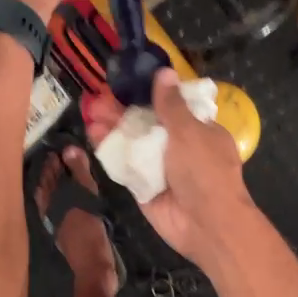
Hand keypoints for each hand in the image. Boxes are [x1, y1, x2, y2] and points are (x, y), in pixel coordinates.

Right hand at [86, 70, 254, 265]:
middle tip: (99, 98)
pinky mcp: (143, 187)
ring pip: (133, 143)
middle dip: (123, 110)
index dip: (149, 94)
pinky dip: (110, 151)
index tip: (126, 82)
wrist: (207, 224)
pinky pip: (125, 166)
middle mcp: (179, 148)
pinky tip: (94, 135)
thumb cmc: (205, 171)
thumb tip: (165, 72)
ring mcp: (160, 168)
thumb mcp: (189, 131)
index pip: (172, 107)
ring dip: (112, 127)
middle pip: (147, 124)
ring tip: (91, 111)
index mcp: (199, 131)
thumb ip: (171, 104)